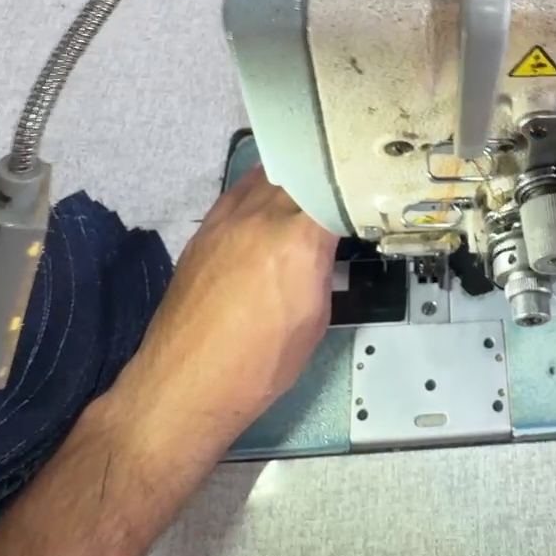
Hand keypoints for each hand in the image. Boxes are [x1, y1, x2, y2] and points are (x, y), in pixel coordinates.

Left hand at [101, 168, 336, 445]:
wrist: (186, 384)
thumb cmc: (261, 364)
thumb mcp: (316, 317)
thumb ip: (324, 266)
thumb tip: (326, 244)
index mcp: (300, 241)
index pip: (339, 191)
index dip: (358, 192)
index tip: (369, 199)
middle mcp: (265, 216)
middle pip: (307, 174)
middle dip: (329, 182)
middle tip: (345, 193)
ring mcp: (230, 216)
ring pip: (273, 172)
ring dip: (297, 178)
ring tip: (314, 188)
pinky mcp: (207, 225)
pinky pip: (244, 187)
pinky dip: (265, 186)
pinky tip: (275, 198)